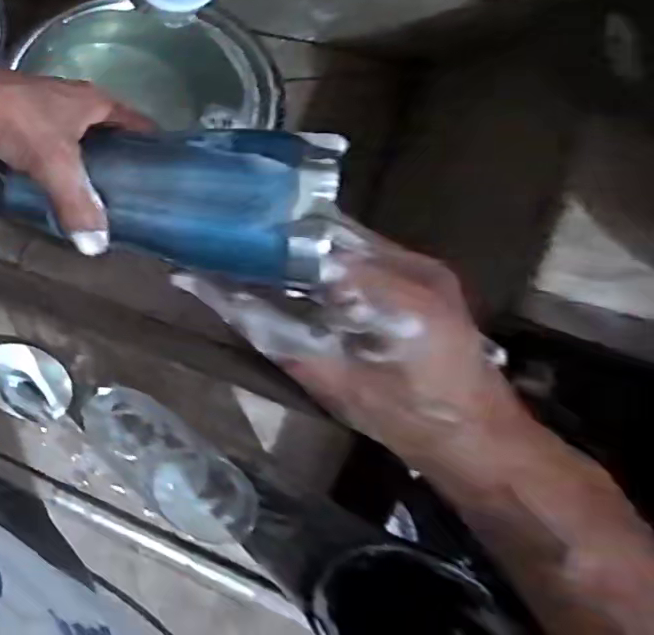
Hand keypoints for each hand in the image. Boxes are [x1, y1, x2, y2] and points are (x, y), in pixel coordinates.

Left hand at [0, 65, 155, 254]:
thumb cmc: (16, 123)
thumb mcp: (54, 165)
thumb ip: (77, 204)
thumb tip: (96, 247)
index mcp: (93, 100)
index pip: (137, 123)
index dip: (151, 147)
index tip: (160, 175)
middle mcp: (68, 93)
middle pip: (101, 127)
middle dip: (109, 155)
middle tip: (118, 189)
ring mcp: (36, 98)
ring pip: (65, 130)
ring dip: (71, 153)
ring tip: (78, 186)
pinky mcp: (7, 105)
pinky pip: (34, 132)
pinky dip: (39, 151)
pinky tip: (35, 172)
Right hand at [174, 216, 525, 471]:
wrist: (481, 442)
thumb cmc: (393, 412)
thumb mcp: (309, 365)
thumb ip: (248, 314)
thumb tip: (184, 276)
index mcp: (388, 291)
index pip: (299, 237)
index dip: (247, 230)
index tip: (202, 228)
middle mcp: (409, 265)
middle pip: (315, 224)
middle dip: (262, 226)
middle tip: (210, 230)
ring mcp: (420, 264)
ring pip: (331, 228)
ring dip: (283, 234)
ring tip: (234, 240)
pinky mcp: (420, 271)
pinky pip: (350, 242)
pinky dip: (309, 246)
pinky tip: (279, 258)